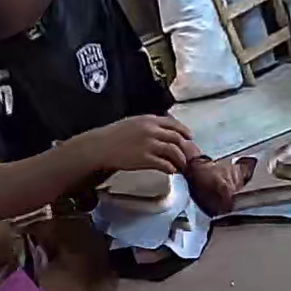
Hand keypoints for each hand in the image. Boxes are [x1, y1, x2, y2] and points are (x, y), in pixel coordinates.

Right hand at [69, 115, 202, 174]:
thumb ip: (150, 125)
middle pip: (177, 139)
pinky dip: (171, 168)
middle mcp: (151, 130)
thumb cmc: (115, 136)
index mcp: (149, 120)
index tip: (190, 138)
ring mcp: (149, 145)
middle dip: (186, 149)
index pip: (174, 124)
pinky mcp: (145, 159)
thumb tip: (165, 130)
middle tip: (188, 156)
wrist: (100, 147)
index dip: (185, 132)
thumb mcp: (133, 122)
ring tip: (181, 166)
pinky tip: (171, 171)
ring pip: (174, 152)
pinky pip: (165, 164)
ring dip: (181, 160)